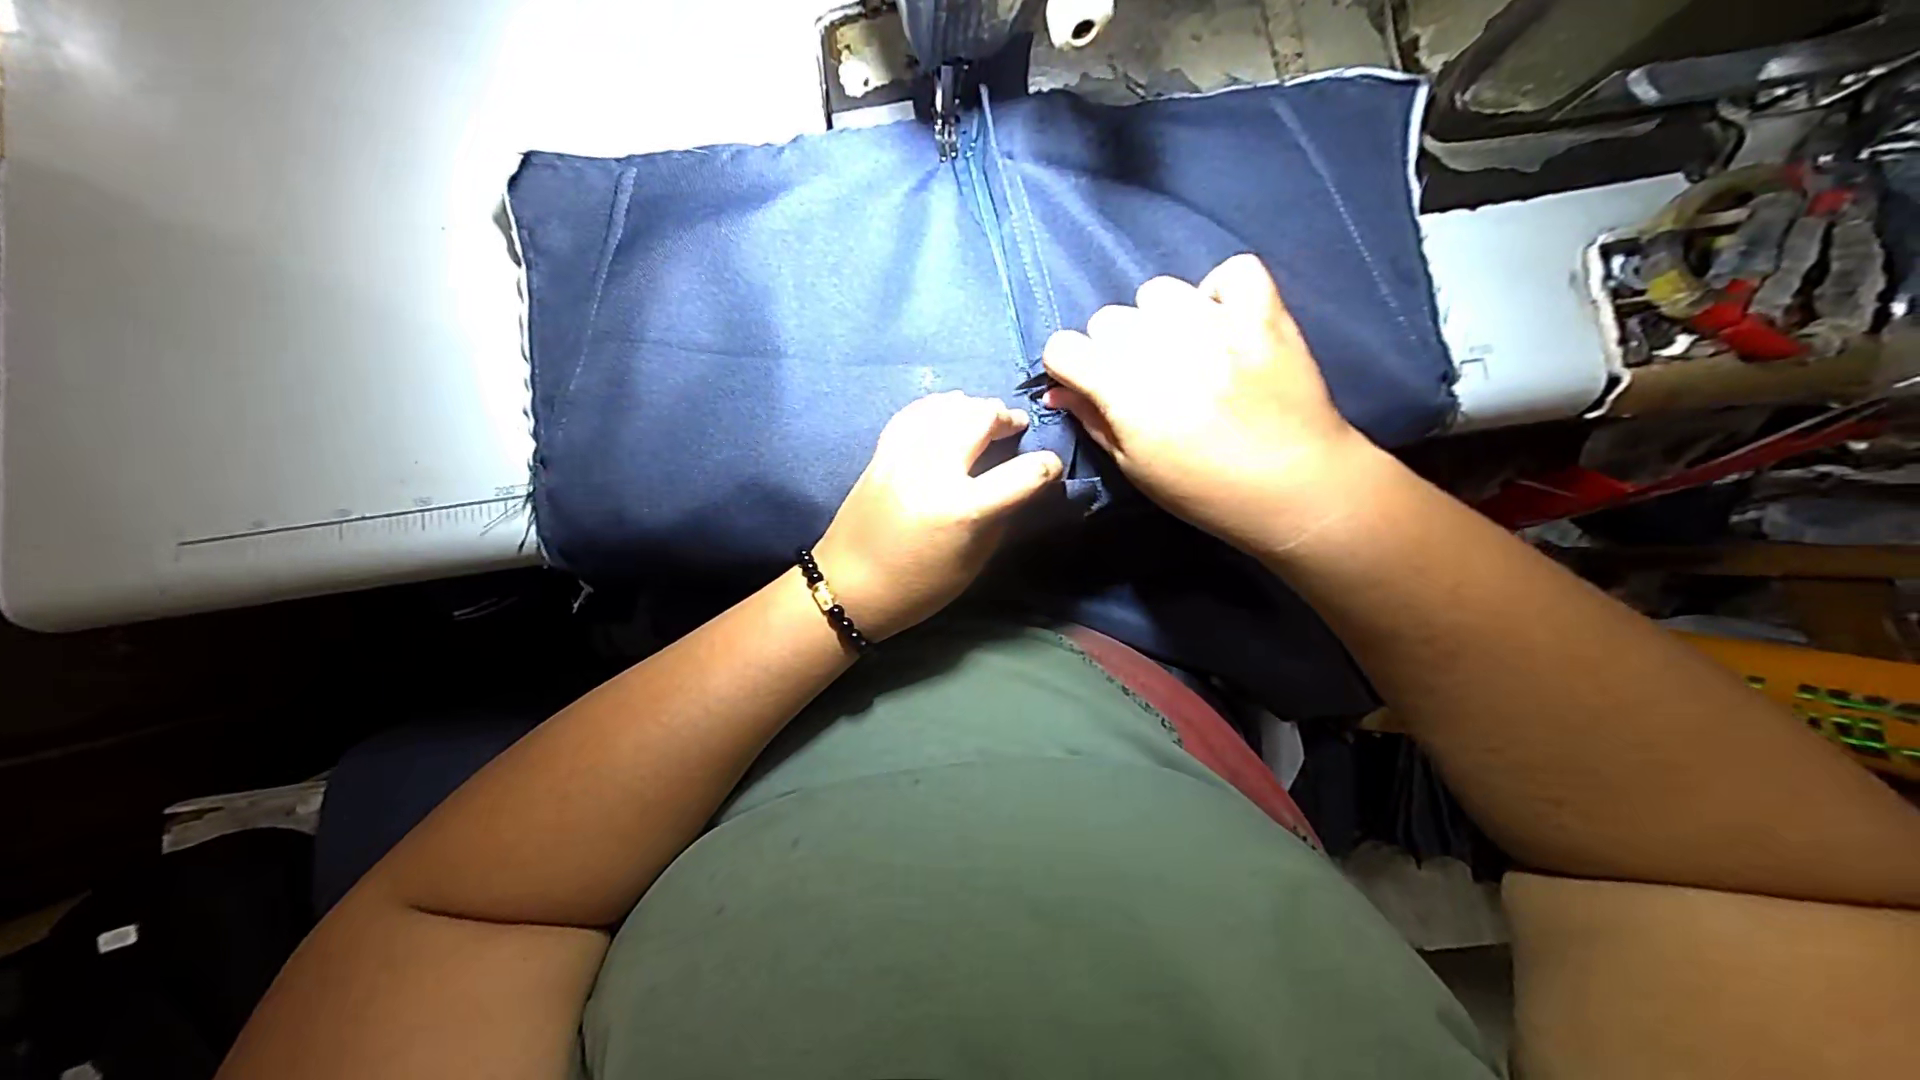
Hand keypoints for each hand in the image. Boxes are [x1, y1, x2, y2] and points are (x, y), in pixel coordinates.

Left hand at [812, 392, 1062, 641]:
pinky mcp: (882, 452)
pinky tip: (949, 411)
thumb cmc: (919, 586)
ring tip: (985, 417)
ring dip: (975, 406)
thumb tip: (1026, 482)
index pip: (1026, 472)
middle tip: (1015, 427)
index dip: (1048, 466)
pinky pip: (915, 411)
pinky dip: (938, 406)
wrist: (848, 587)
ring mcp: (903, 456)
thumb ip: (1003, 514)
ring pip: (949, 406)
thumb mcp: (974, 561)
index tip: (1048, 469)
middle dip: (1007, 418)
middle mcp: (934, 472)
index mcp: (964, 509)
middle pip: (983, 418)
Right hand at [1041, 253, 1369, 552]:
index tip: (1088, 385)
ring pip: (1159, 292)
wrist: (1293, 487)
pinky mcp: (1261, 310)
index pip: (1062, 347)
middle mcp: (1159, 343)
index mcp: (1121, 386)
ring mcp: (1213, 321)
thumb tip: (1059, 392)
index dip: (1070, 368)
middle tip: (1147, 382)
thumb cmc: (1203, 489)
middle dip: (1115, 349)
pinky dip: (1223, 292)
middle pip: (1108, 320)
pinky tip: (1226, 324)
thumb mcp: (1133, 466)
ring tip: (1187, 353)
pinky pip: (1232, 272)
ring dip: (1163, 320)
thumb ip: (1091, 419)